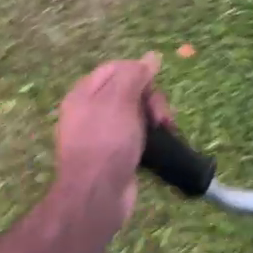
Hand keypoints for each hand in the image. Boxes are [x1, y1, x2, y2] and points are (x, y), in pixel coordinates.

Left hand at [53, 52, 171, 222]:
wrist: (97, 196)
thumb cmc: (107, 141)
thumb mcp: (120, 99)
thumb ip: (135, 74)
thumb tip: (151, 56)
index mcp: (85, 93)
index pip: (116, 68)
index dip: (139, 72)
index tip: (154, 86)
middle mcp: (91, 111)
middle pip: (130, 90)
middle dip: (151, 98)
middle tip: (161, 117)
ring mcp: (104, 134)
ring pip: (137, 113)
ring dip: (155, 118)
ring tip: (167, 131)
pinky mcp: (116, 154)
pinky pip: (138, 135)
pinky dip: (152, 136)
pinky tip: (162, 144)